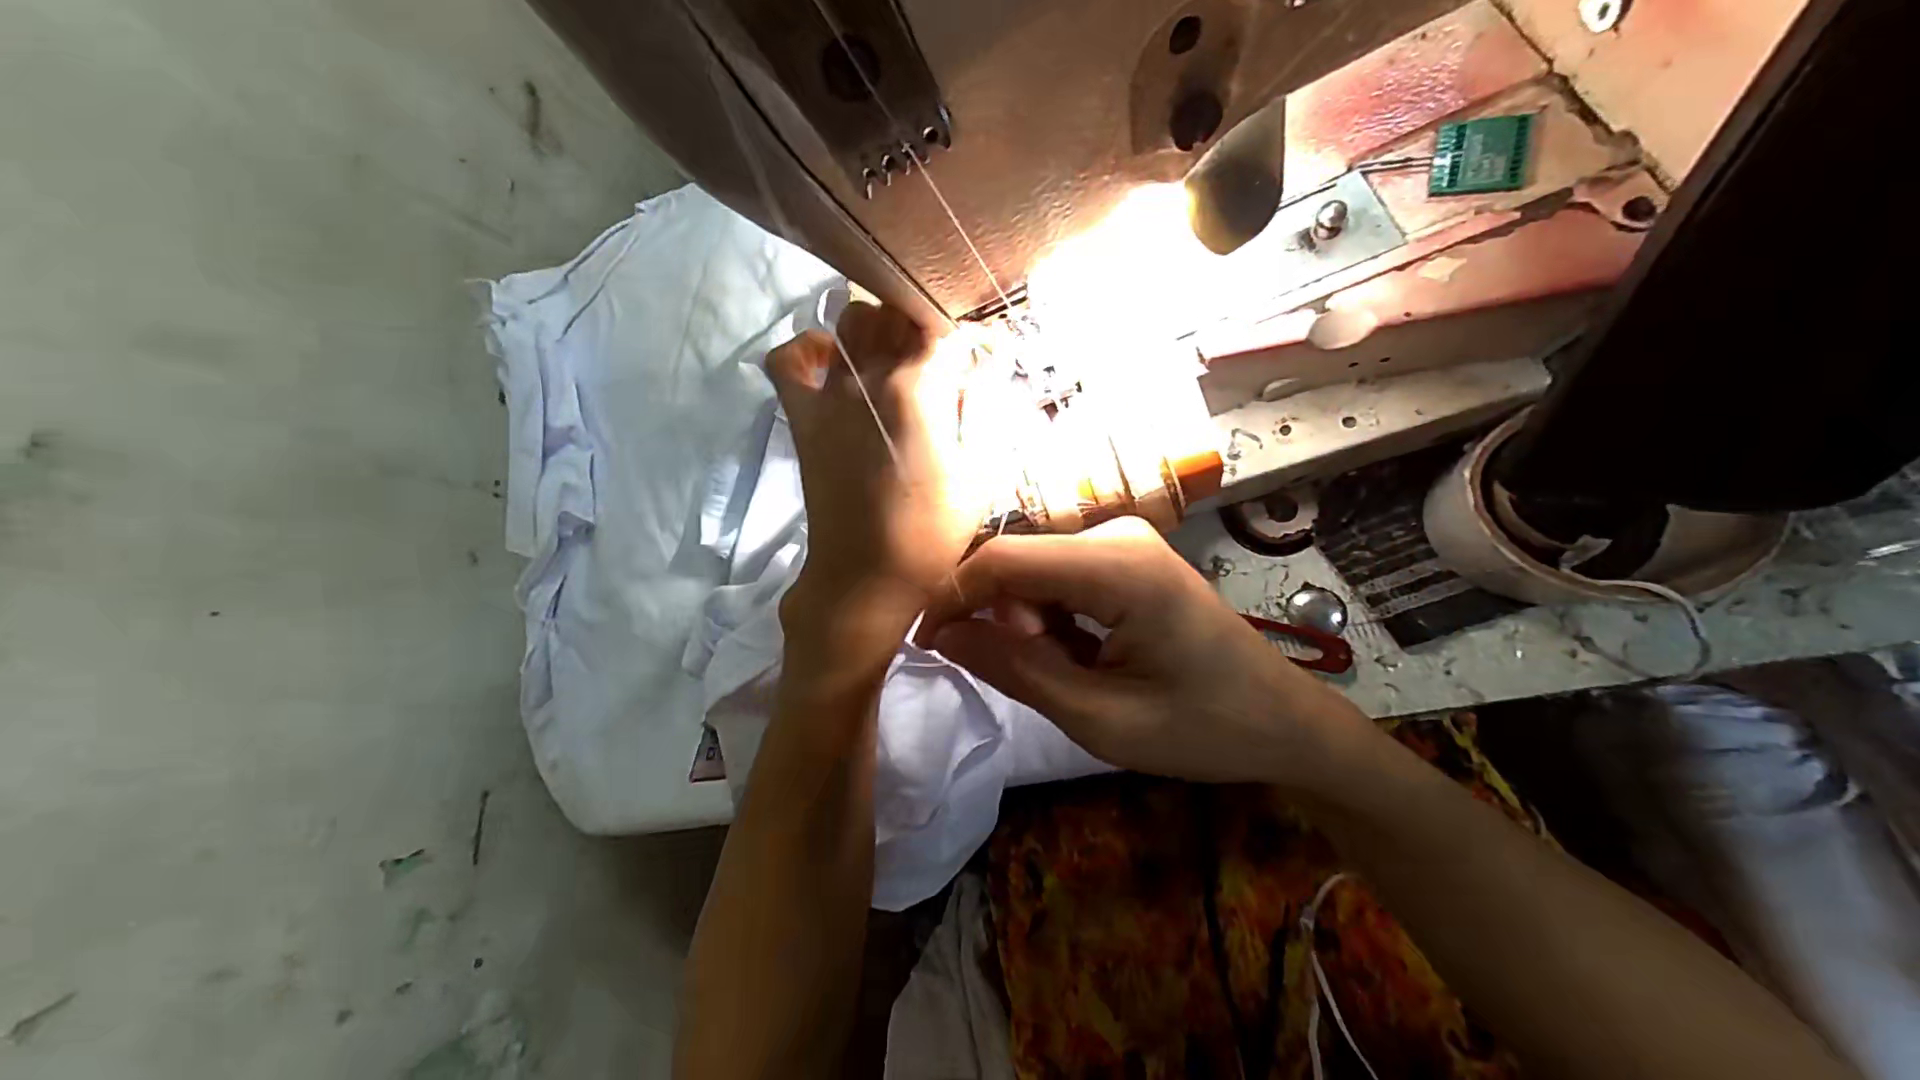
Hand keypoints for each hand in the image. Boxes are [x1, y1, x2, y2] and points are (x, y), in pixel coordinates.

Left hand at [768, 301, 984, 650]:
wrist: (866, 577)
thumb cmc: (931, 532)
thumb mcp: (981, 474)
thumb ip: (986, 409)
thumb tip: (987, 364)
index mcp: (918, 389)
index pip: (942, 326)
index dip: (963, 338)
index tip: (975, 361)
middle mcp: (869, 377)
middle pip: (894, 313)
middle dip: (921, 326)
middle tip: (938, 361)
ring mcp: (829, 395)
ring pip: (849, 321)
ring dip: (877, 328)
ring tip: (895, 358)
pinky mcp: (802, 418)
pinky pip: (789, 362)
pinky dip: (809, 349)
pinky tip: (833, 361)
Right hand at [915, 517, 1370, 786]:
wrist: (1283, 721)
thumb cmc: (1202, 729)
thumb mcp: (1099, 718)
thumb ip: (1015, 669)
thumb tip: (941, 634)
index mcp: (1119, 567)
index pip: (1004, 558)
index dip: (952, 597)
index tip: (927, 645)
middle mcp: (1119, 534)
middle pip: (1017, 559)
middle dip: (999, 617)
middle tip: (1029, 675)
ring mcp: (1124, 540)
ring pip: (1033, 568)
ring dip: (1026, 622)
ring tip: (1068, 672)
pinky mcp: (1126, 555)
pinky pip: (1058, 574)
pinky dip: (1049, 616)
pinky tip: (1082, 653)